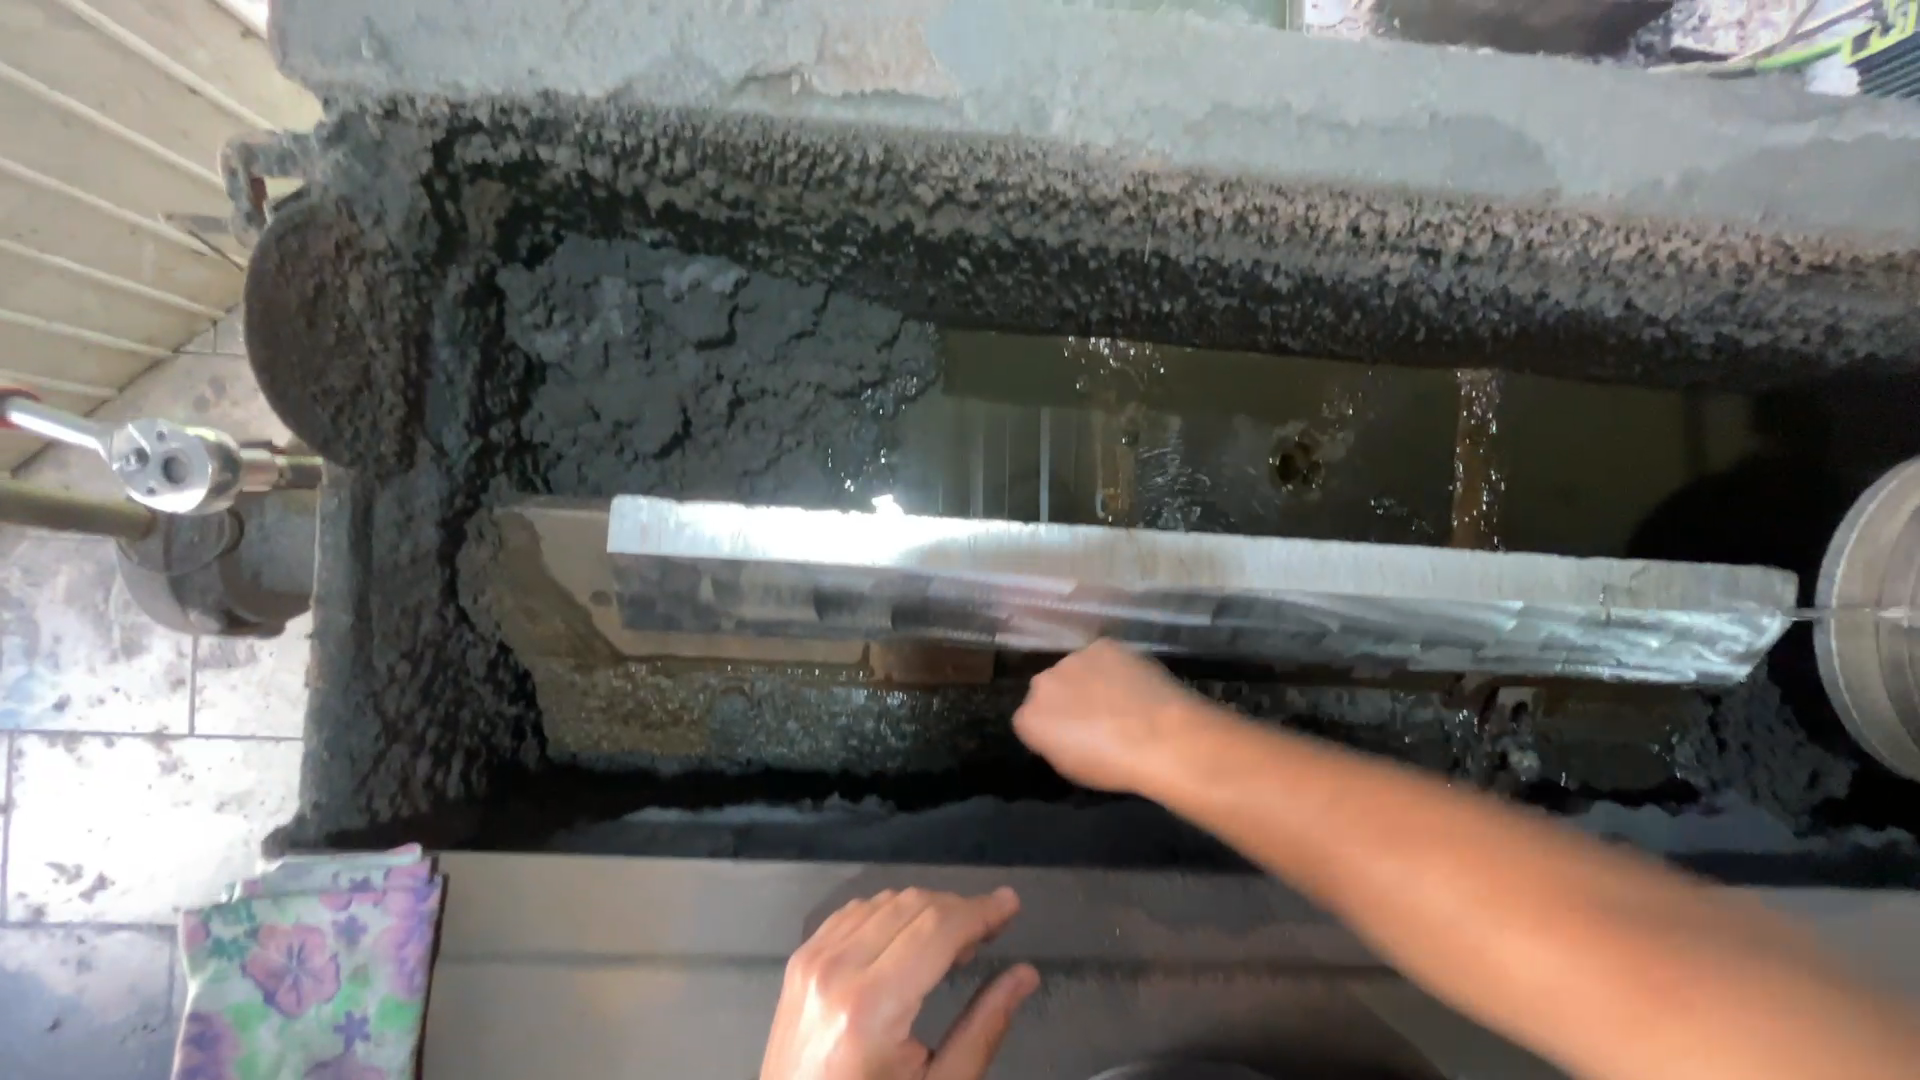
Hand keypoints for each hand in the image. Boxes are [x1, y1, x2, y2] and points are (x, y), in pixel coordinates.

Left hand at [760, 887, 1039, 1079]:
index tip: (1011, 904)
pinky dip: (890, 913)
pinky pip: (855, 912)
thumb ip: (983, 1027)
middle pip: (913, 906)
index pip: (937, 927)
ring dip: (926, 910)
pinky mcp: (800, 960)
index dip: (980, 910)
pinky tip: (908, 937)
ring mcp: (812, 960)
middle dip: (959, 909)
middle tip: (989, 932)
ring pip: (885, 901)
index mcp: (871, 1005)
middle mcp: (837, 968)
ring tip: (953, 942)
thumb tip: (1025, 975)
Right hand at [1012, 639, 1218, 793]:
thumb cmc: (1115, 767)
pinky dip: (1112, 667)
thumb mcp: (1072, 769)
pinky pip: (1101, 656)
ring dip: (1088, 680)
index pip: (1028, 721)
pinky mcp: (1103, 645)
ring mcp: (1072, 659)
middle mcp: (1041, 683)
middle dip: (1065, 700)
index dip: (1051, 731)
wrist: (1162, 738)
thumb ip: (1056, 744)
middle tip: (1094, 719)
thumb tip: (1062, 732)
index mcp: (1028, 719)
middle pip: (1049, 690)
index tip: (1072, 740)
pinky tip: (1133, 683)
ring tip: (1119, 699)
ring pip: (1075, 670)